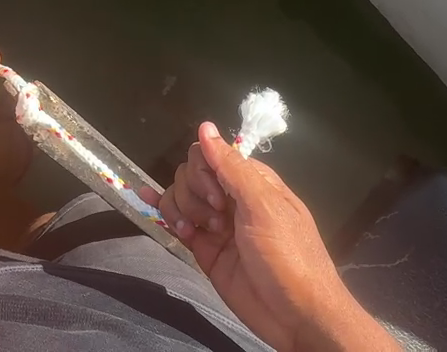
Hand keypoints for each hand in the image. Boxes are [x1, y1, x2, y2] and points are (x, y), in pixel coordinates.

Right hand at [157, 122, 397, 351]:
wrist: (298, 320)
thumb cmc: (289, 257)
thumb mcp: (264, 207)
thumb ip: (230, 167)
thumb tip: (205, 126)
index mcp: (250, 182)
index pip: (209, 154)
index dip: (204, 170)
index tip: (217, 196)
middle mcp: (230, 197)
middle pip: (190, 173)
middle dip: (195, 192)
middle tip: (218, 220)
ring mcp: (215, 223)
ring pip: (179, 194)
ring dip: (182, 208)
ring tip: (199, 233)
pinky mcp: (203, 248)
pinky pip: (176, 220)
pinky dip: (163, 211)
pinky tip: (148, 202)